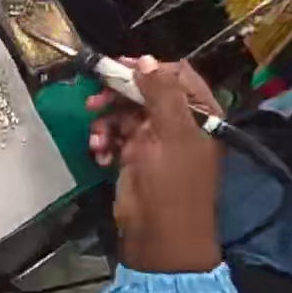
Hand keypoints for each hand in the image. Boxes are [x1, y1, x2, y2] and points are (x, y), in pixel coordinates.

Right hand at [86, 58, 222, 274]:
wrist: (159, 231)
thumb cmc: (172, 182)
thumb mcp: (171, 132)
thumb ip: (160, 93)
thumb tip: (145, 61)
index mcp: (199, 113)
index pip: (174, 76)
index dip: (145, 69)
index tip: (114, 69)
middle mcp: (178, 122)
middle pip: (142, 93)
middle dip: (116, 98)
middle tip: (92, 103)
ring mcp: (154, 140)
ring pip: (122, 115)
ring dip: (104, 124)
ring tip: (97, 141)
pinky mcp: (134, 156)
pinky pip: (114, 137)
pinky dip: (103, 143)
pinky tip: (100, 155)